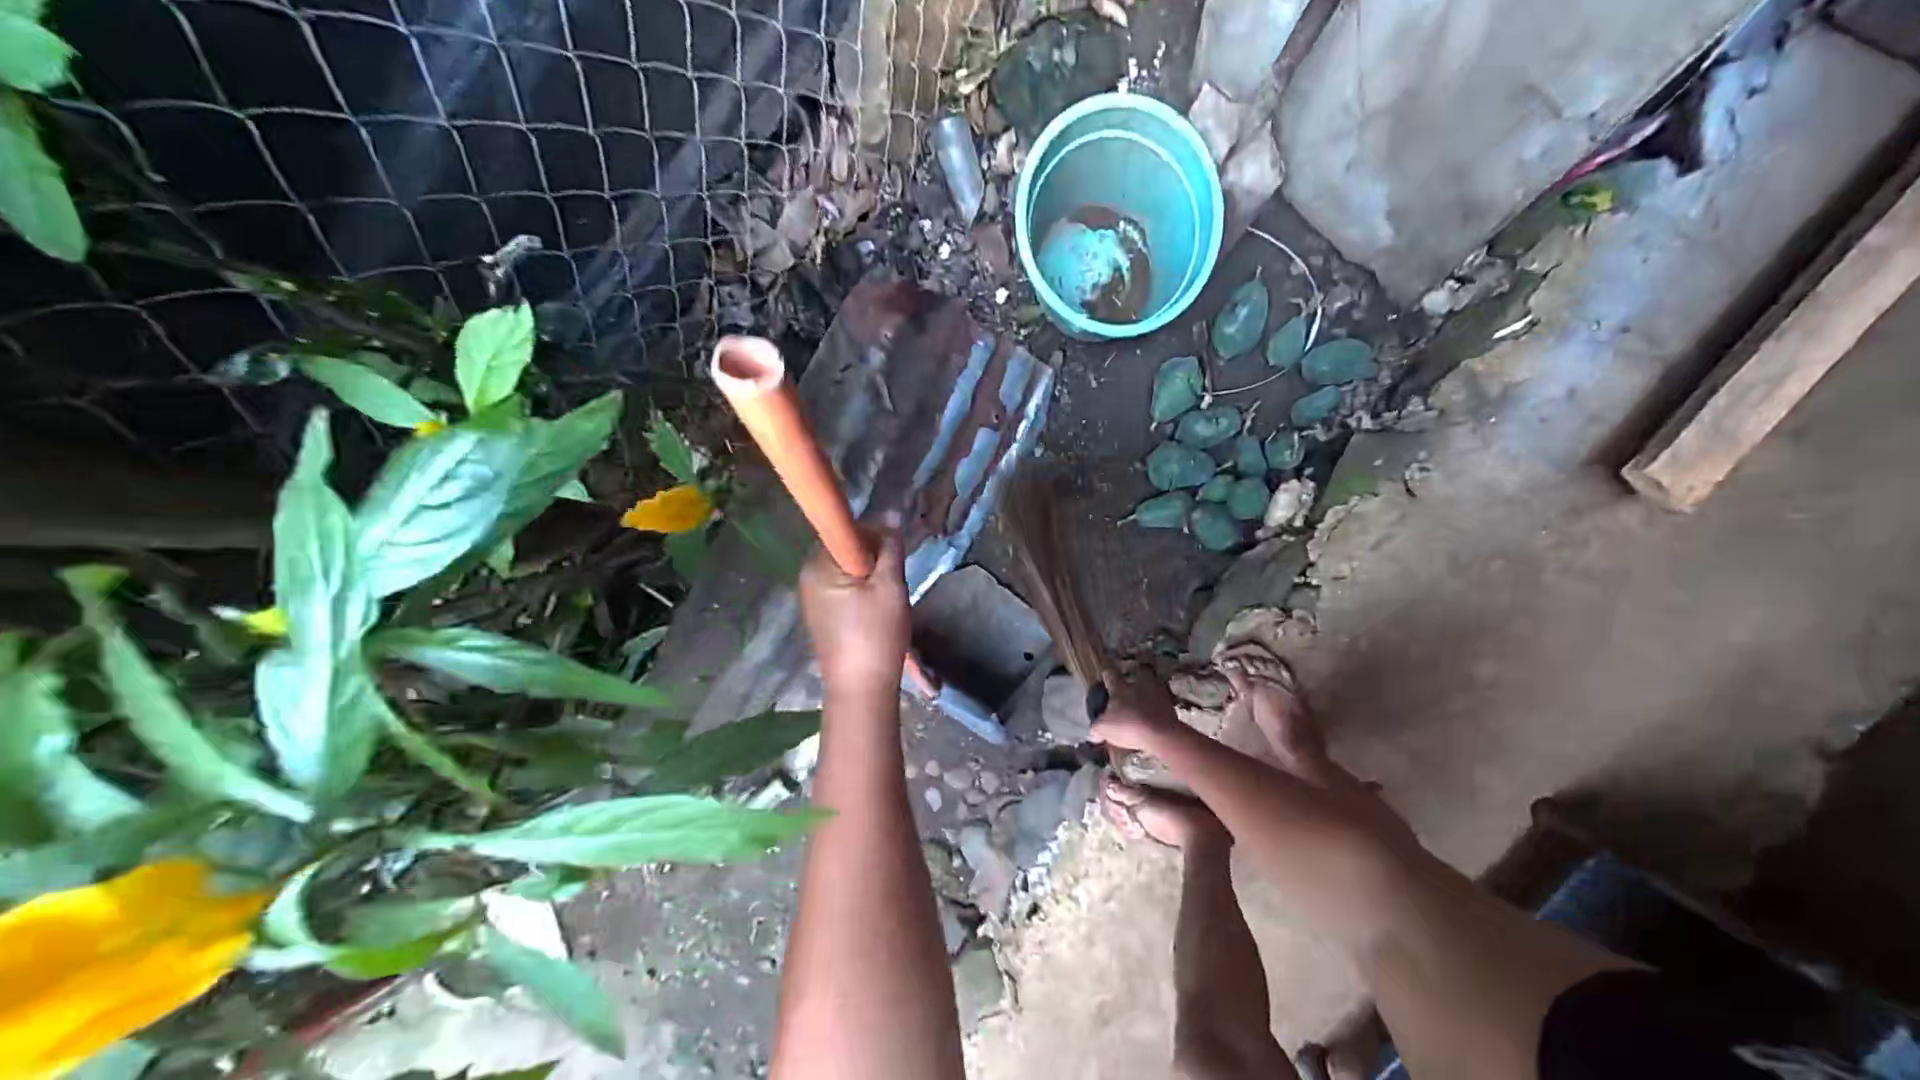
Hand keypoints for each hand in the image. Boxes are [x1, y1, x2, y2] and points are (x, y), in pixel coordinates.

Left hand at [799, 526, 909, 700]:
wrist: (861, 689)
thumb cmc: (876, 634)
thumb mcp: (890, 585)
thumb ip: (890, 547)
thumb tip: (891, 515)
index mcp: (818, 565)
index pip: (847, 530)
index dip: (875, 536)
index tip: (895, 555)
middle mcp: (808, 577)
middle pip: (847, 551)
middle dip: (875, 560)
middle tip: (894, 583)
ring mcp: (812, 599)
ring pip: (848, 572)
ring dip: (871, 579)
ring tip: (888, 602)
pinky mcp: (821, 617)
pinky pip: (844, 592)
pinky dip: (863, 596)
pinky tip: (877, 615)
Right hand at [1088, 671, 1181, 751]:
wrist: (1160, 734)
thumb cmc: (1128, 726)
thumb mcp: (1104, 729)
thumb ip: (1097, 728)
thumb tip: (1093, 732)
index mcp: (1120, 688)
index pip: (1110, 674)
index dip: (1107, 675)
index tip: (1106, 676)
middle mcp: (1140, 685)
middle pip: (1141, 670)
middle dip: (1139, 674)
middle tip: (1136, 683)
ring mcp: (1159, 694)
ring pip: (1156, 685)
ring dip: (1153, 692)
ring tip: (1148, 703)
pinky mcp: (1172, 707)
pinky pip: (1165, 703)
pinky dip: (1161, 709)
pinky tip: (1157, 718)